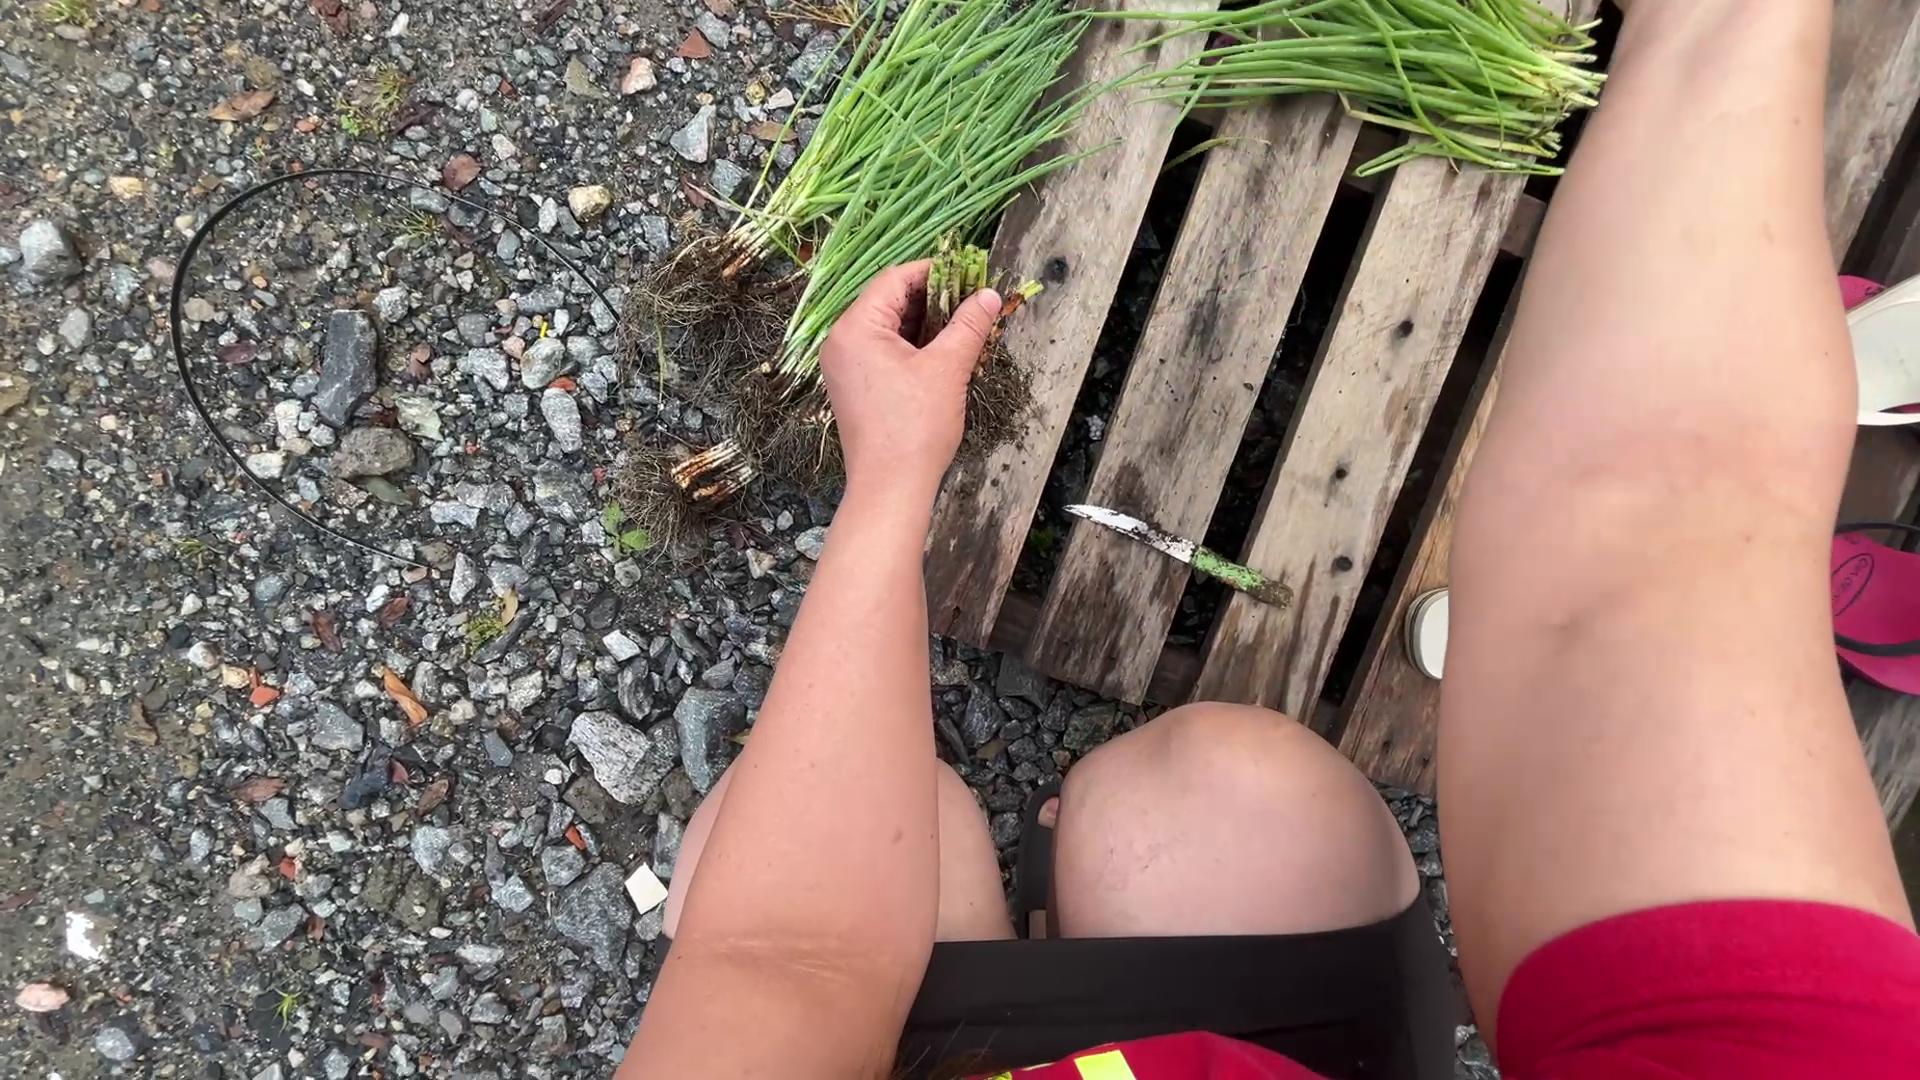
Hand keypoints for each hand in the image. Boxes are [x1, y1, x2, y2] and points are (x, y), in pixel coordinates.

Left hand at [820, 260, 999, 501]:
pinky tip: (943, 355)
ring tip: (963, 329)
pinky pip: (884, 354)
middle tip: (971, 304)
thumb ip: (969, 326)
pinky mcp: (855, 389)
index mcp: (855, 328)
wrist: (890, 488)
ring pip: (889, 330)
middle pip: (890, 303)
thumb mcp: (948, 369)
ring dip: (926, 326)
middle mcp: (842, 342)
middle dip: (933, 300)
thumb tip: (989, 295)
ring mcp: (845, 368)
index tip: (969, 276)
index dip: (935, 272)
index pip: (895, 280)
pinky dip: (913, 350)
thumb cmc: (915, 428)